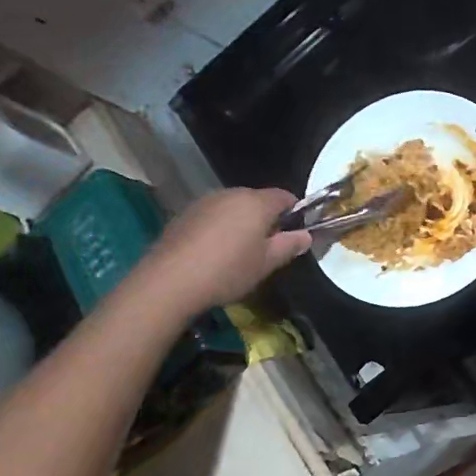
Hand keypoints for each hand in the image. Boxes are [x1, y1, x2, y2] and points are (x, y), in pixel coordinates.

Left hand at [143, 188, 310, 310]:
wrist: (170, 281)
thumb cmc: (228, 270)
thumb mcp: (266, 263)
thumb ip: (289, 246)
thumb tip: (305, 236)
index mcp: (256, 202)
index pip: (284, 196)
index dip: (295, 212)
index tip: (296, 232)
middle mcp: (231, 194)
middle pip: (257, 200)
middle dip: (266, 218)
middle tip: (268, 247)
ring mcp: (205, 202)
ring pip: (233, 207)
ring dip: (241, 222)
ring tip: (239, 252)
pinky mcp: (184, 214)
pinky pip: (212, 216)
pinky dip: (219, 228)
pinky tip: (214, 253)